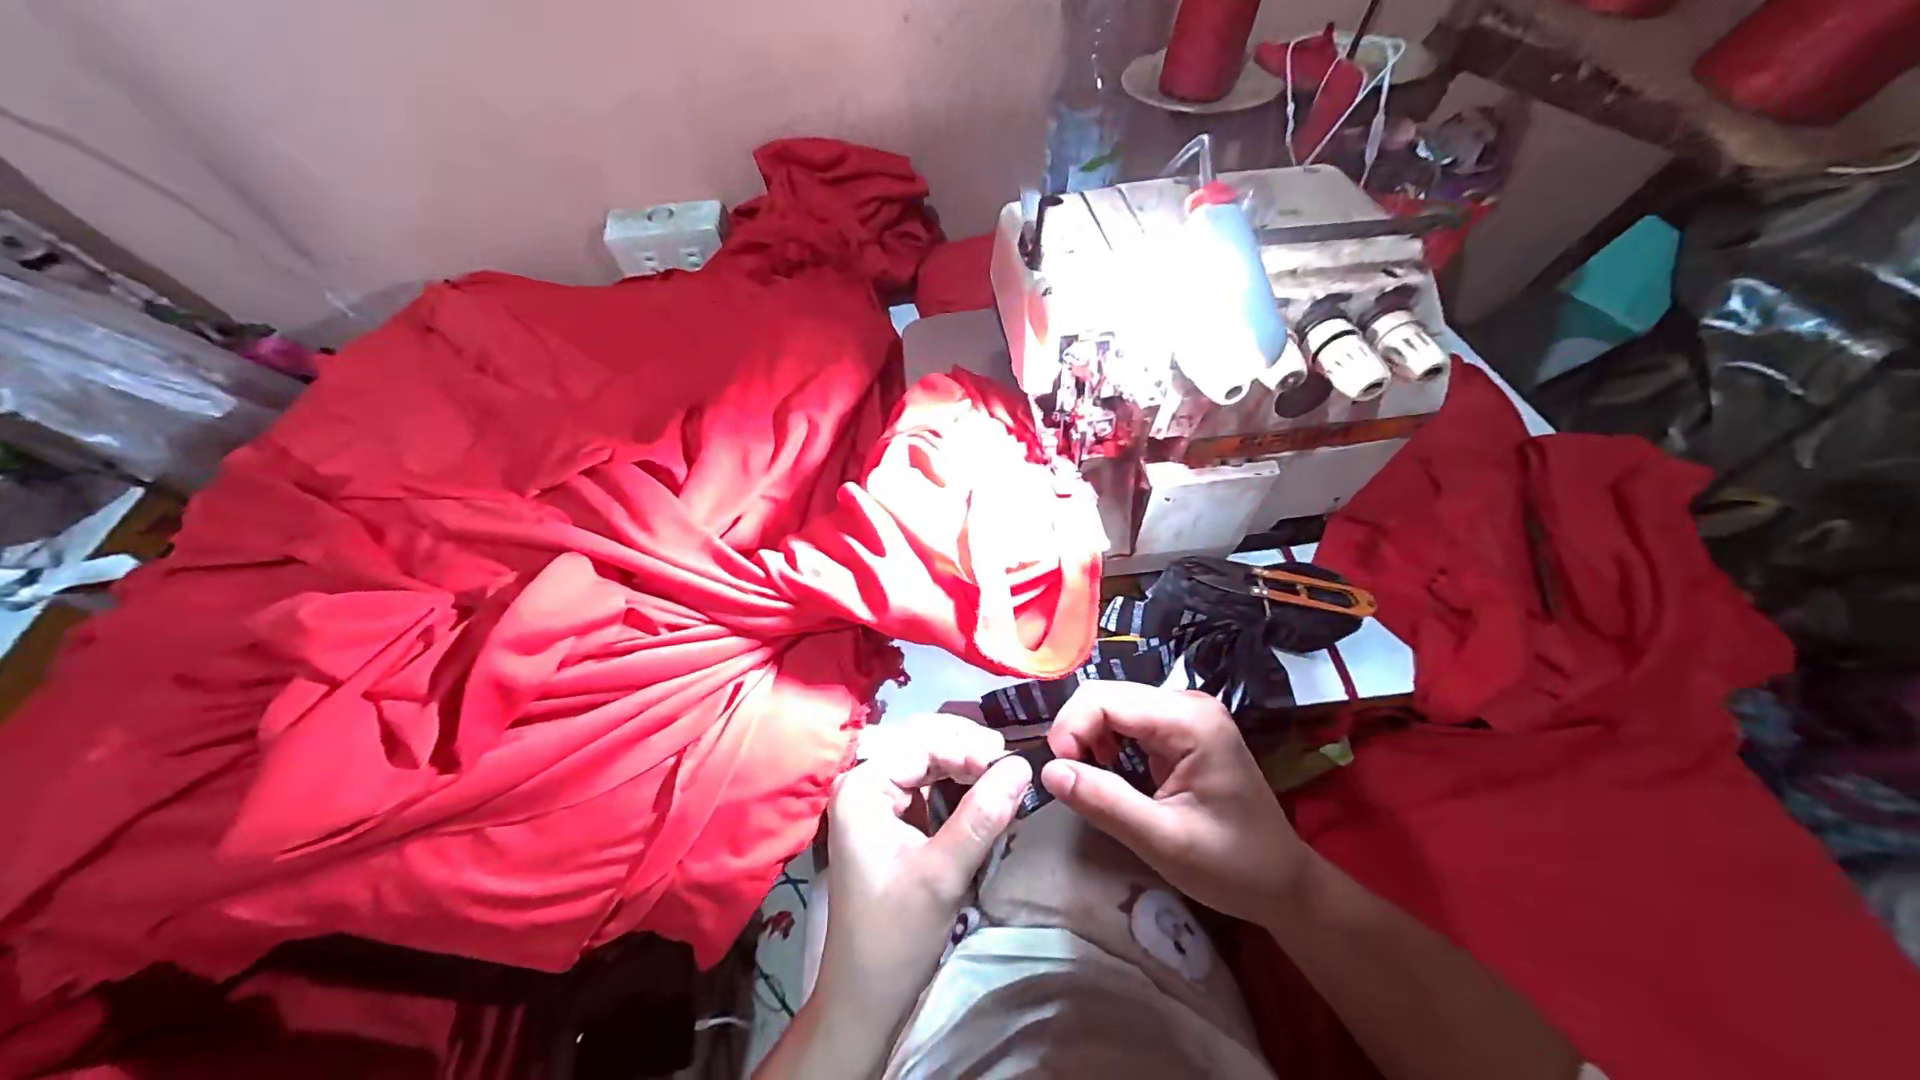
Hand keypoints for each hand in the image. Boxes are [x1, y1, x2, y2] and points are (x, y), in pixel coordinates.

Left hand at [816, 715, 1032, 1018]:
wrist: (866, 997)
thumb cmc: (895, 937)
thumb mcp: (942, 875)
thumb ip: (981, 817)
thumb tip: (1022, 766)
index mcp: (861, 788)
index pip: (920, 744)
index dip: (967, 747)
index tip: (1011, 764)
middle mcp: (865, 783)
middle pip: (922, 742)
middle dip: (966, 747)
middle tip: (1011, 765)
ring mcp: (878, 799)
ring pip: (928, 759)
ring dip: (965, 761)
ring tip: (1003, 773)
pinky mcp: (894, 818)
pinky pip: (930, 782)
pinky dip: (958, 780)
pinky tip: (983, 786)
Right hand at [1040, 682, 1311, 922]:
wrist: (1282, 883)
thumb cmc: (1232, 866)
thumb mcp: (1162, 842)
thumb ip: (1105, 802)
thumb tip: (1049, 771)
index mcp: (1189, 720)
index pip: (1104, 699)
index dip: (1071, 729)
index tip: (1061, 775)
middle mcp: (1186, 703)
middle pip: (1105, 696)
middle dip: (1077, 734)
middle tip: (1071, 781)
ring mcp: (1184, 713)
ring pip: (1110, 706)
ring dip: (1088, 739)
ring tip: (1090, 780)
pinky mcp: (1179, 728)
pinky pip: (1125, 721)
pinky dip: (1105, 743)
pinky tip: (1110, 773)